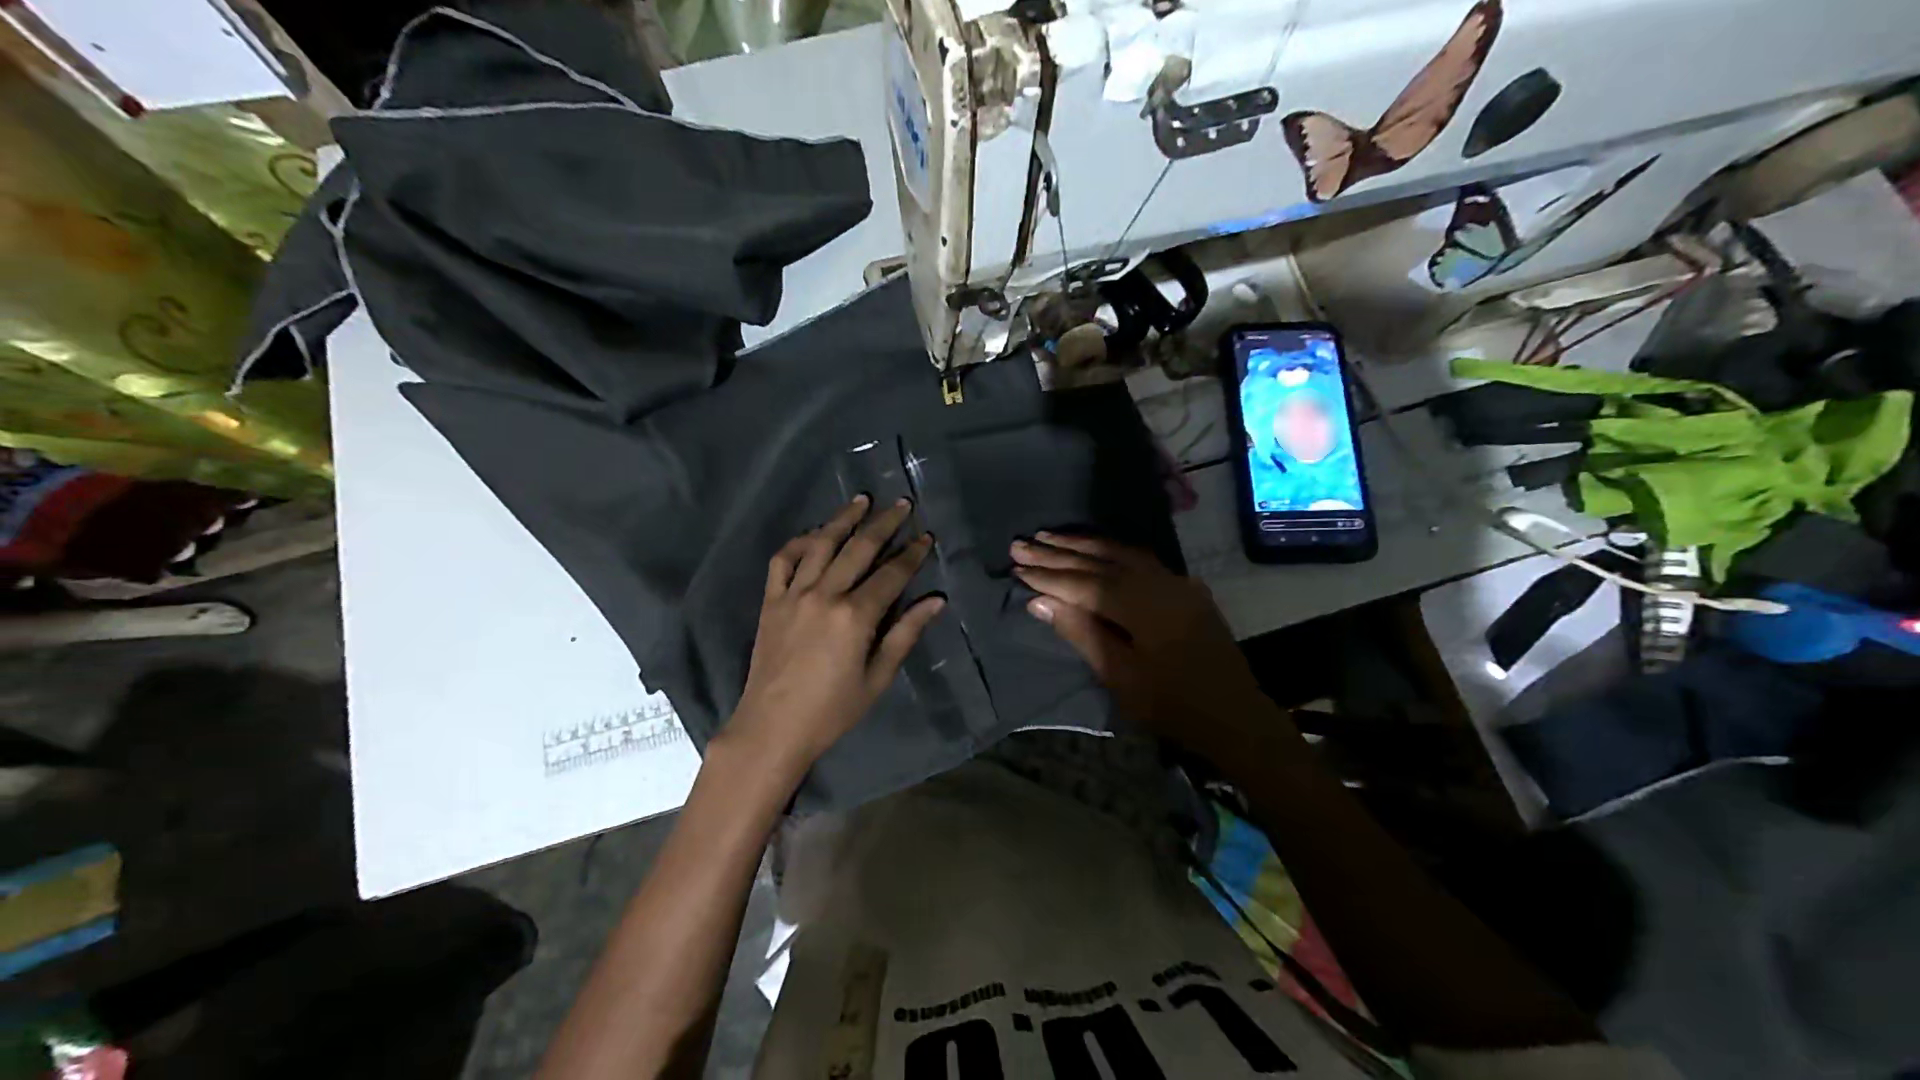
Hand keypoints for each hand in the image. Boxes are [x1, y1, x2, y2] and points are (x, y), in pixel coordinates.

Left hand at [725, 496, 945, 772]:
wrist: (772, 727)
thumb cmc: (832, 710)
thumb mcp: (877, 677)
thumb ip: (905, 634)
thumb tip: (935, 601)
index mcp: (854, 615)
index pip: (891, 574)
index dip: (911, 553)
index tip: (926, 536)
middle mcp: (824, 594)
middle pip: (858, 548)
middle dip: (884, 523)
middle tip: (901, 504)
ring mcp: (793, 594)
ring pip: (820, 544)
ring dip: (842, 519)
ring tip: (861, 500)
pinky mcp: (771, 601)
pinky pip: (782, 560)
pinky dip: (798, 542)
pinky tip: (813, 534)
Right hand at [1012, 533, 1280, 751]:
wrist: (1236, 716)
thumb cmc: (1173, 705)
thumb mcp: (1120, 677)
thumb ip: (1081, 632)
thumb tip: (1039, 600)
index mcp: (1142, 606)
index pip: (1084, 583)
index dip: (1048, 575)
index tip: (1016, 567)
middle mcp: (1159, 583)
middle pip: (1101, 562)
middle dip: (1058, 553)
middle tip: (1021, 543)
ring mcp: (1175, 582)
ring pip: (1121, 554)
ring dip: (1083, 545)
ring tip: (1048, 537)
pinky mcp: (1184, 588)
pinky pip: (1140, 559)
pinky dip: (1110, 550)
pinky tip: (1094, 547)